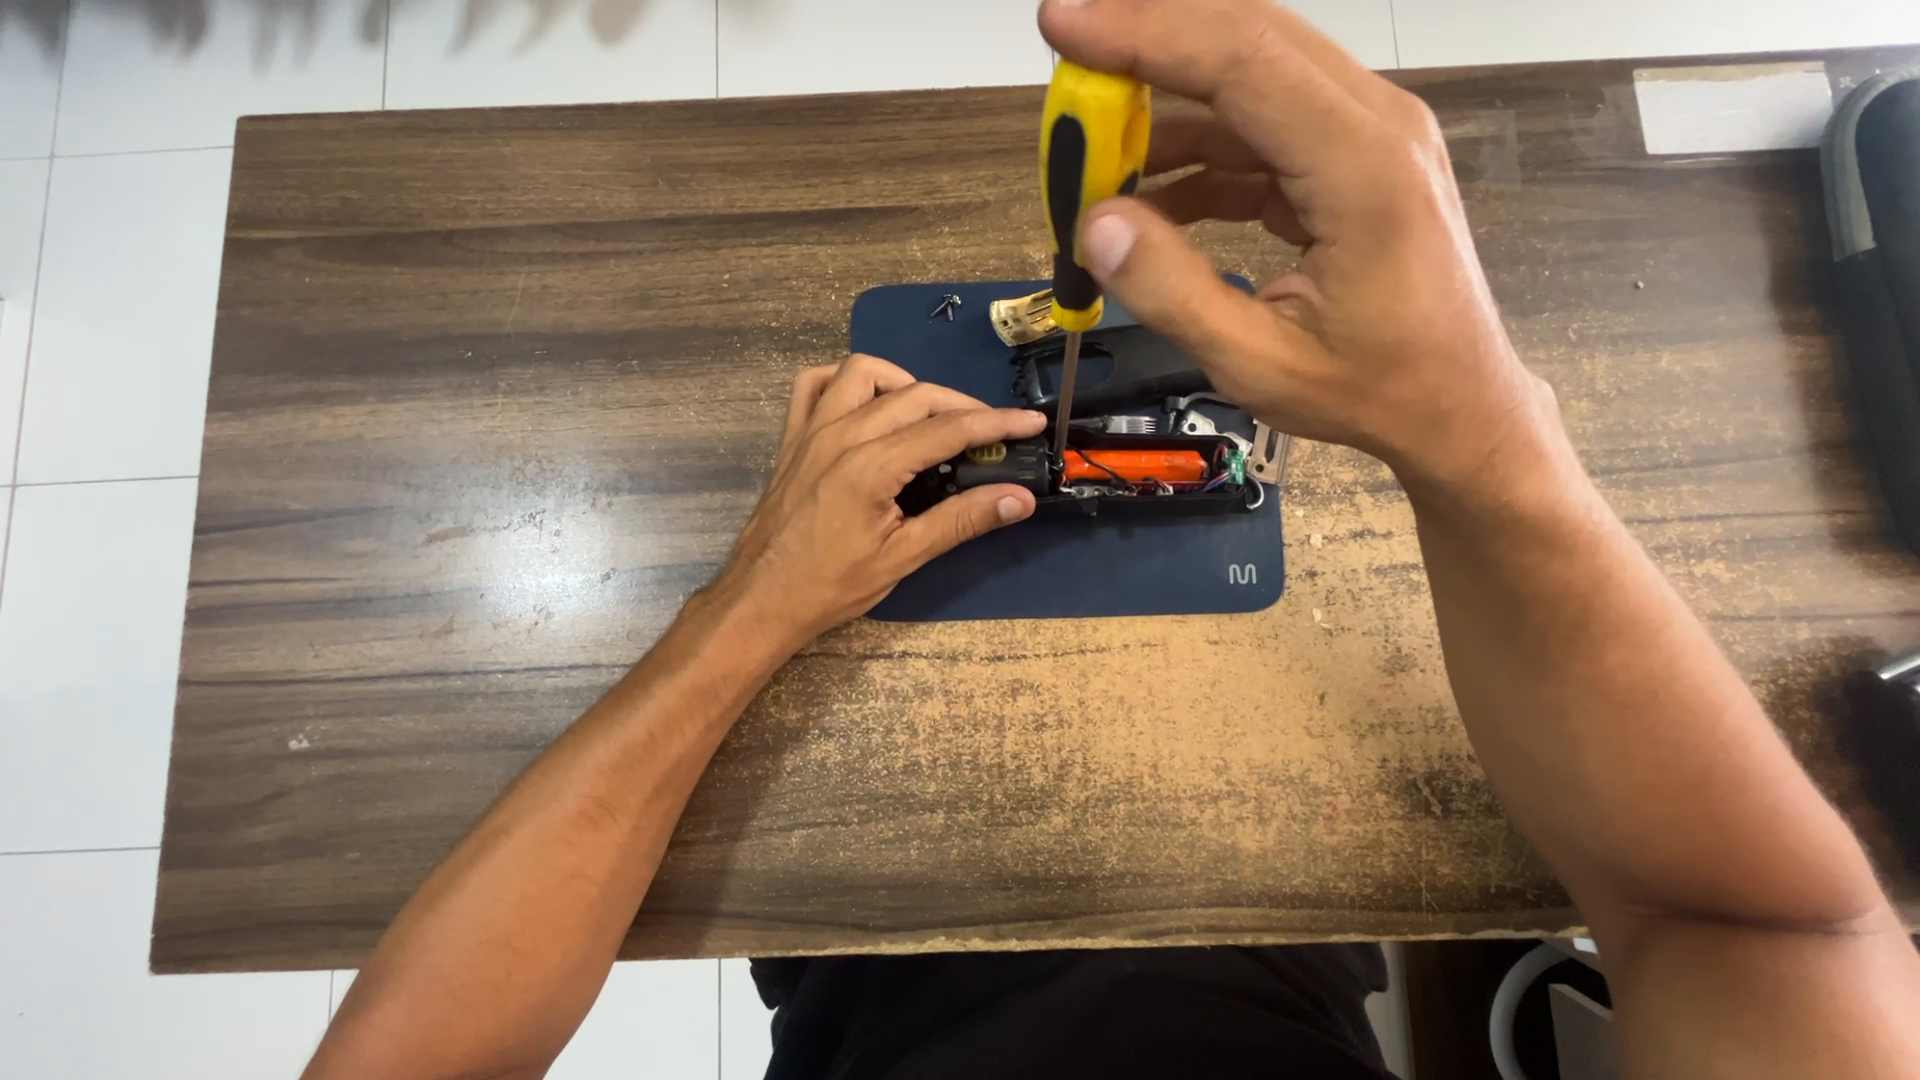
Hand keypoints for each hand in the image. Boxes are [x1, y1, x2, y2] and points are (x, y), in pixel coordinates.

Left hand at [709, 355, 1047, 646]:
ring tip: (928, 415)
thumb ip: (962, 520)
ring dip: (905, 383)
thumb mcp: (903, 557)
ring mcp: (811, 431)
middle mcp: (841, 434)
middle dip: (962, 406)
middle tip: (991, 432)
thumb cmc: (830, 586)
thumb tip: (1020, 499)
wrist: (761, 599)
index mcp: (872, 466)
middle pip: (916, 395)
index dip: (997, 423)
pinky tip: (866, 404)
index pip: (948, 429)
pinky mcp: (792, 438)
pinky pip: (815, 385)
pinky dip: (845, 382)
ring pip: (863, 373)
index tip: (1031, 423)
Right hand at [1038, 0, 1558, 494]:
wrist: (1452, 404)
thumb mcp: (1256, 362)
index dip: (1143, 34)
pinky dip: (1197, 161)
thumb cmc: (1368, 390)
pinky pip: (1259, 136)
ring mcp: (1366, 139)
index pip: (1241, 59)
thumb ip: (1172, 292)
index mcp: (1362, 165)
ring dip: (1166, 113)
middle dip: (1146, 49)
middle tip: (1066, 69)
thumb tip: (1094, 224)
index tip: (1060, 25)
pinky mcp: (1348, 164)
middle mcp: (1374, 125)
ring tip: (1094, 161)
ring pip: (1250, 86)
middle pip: (1247, 44)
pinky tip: (1148, 203)